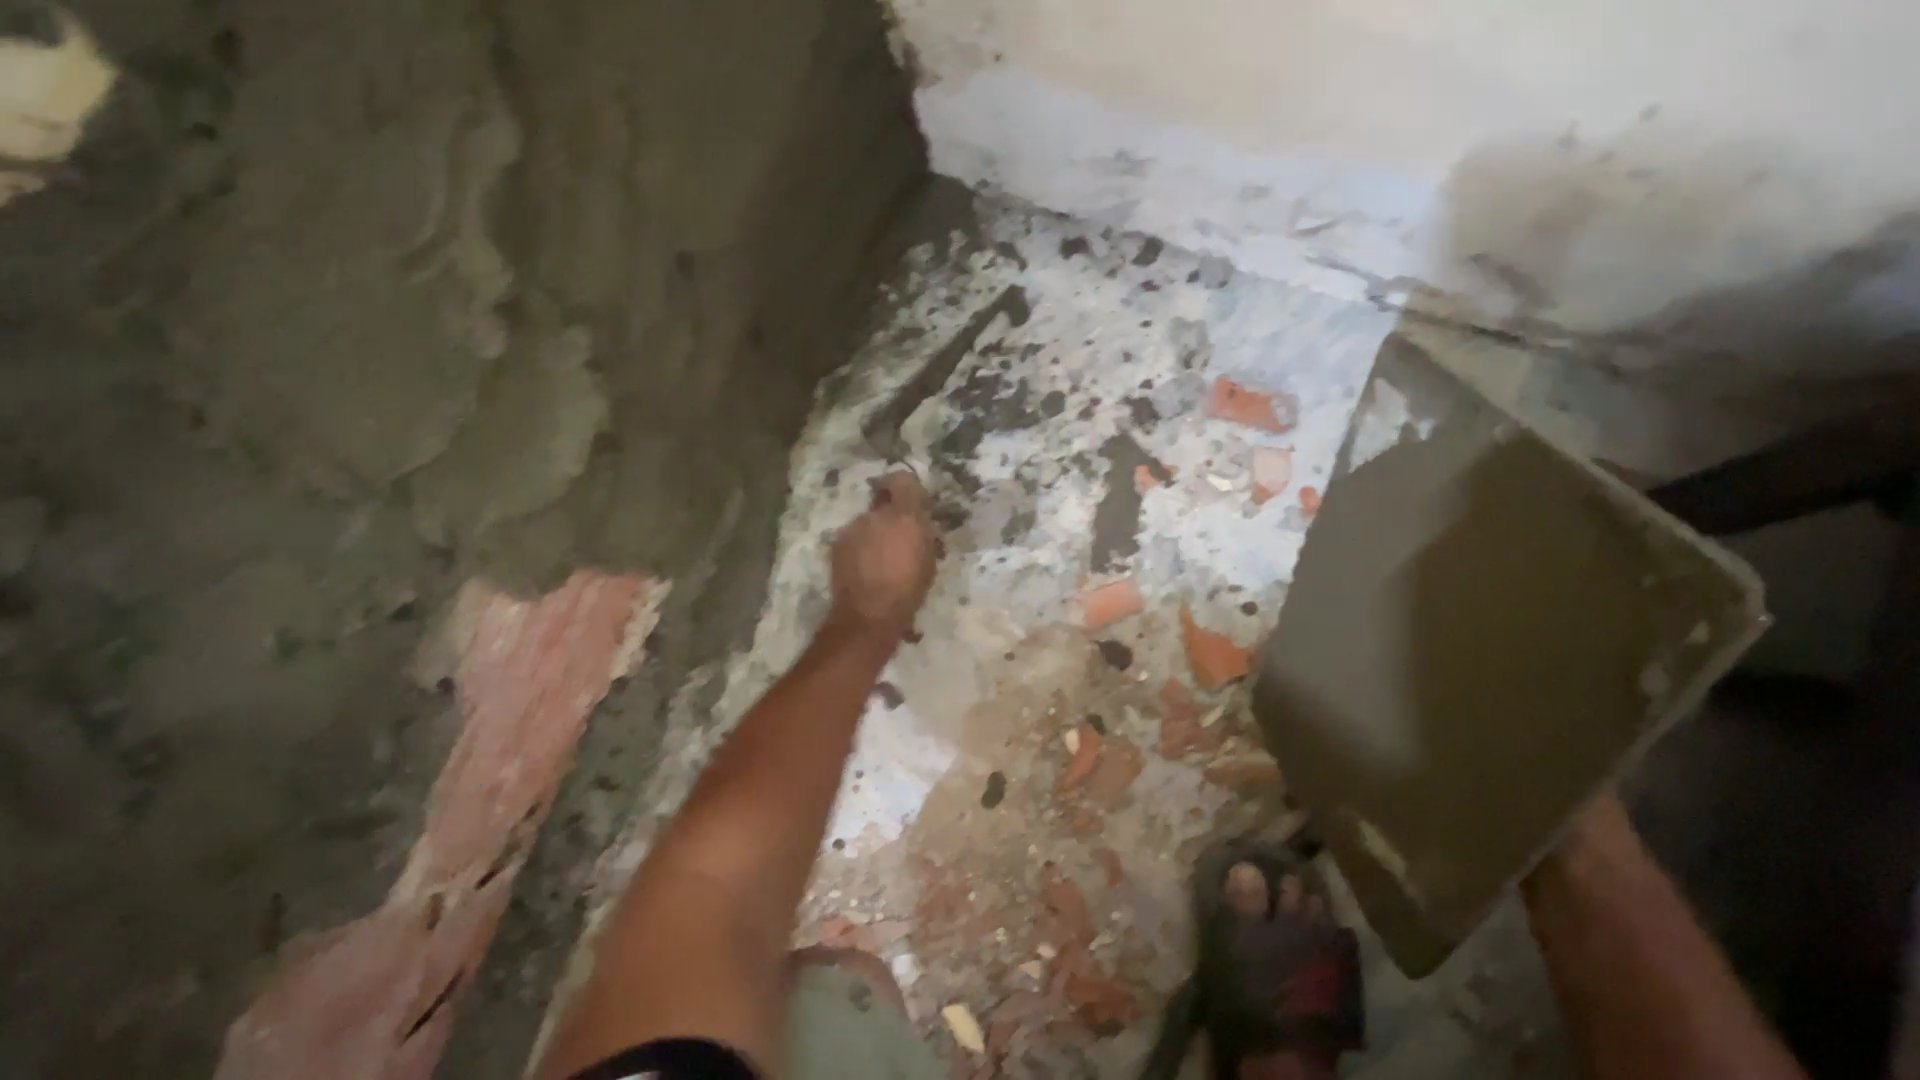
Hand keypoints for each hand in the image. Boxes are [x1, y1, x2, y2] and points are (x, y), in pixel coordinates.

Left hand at [828, 471, 936, 638]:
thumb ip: (923, 534)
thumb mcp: (929, 560)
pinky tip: (863, 568)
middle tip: (896, 541)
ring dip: (873, 534)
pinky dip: (858, 548)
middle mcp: (876, 514)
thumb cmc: (909, 589)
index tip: (909, 501)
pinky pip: (853, 538)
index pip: (902, 480)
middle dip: (889, 517)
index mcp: (905, 515)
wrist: (869, 613)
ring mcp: (853, 527)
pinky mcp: (837, 543)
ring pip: (867, 522)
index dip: (905, 487)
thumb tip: (920, 524)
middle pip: (883, 504)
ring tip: (878, 560)